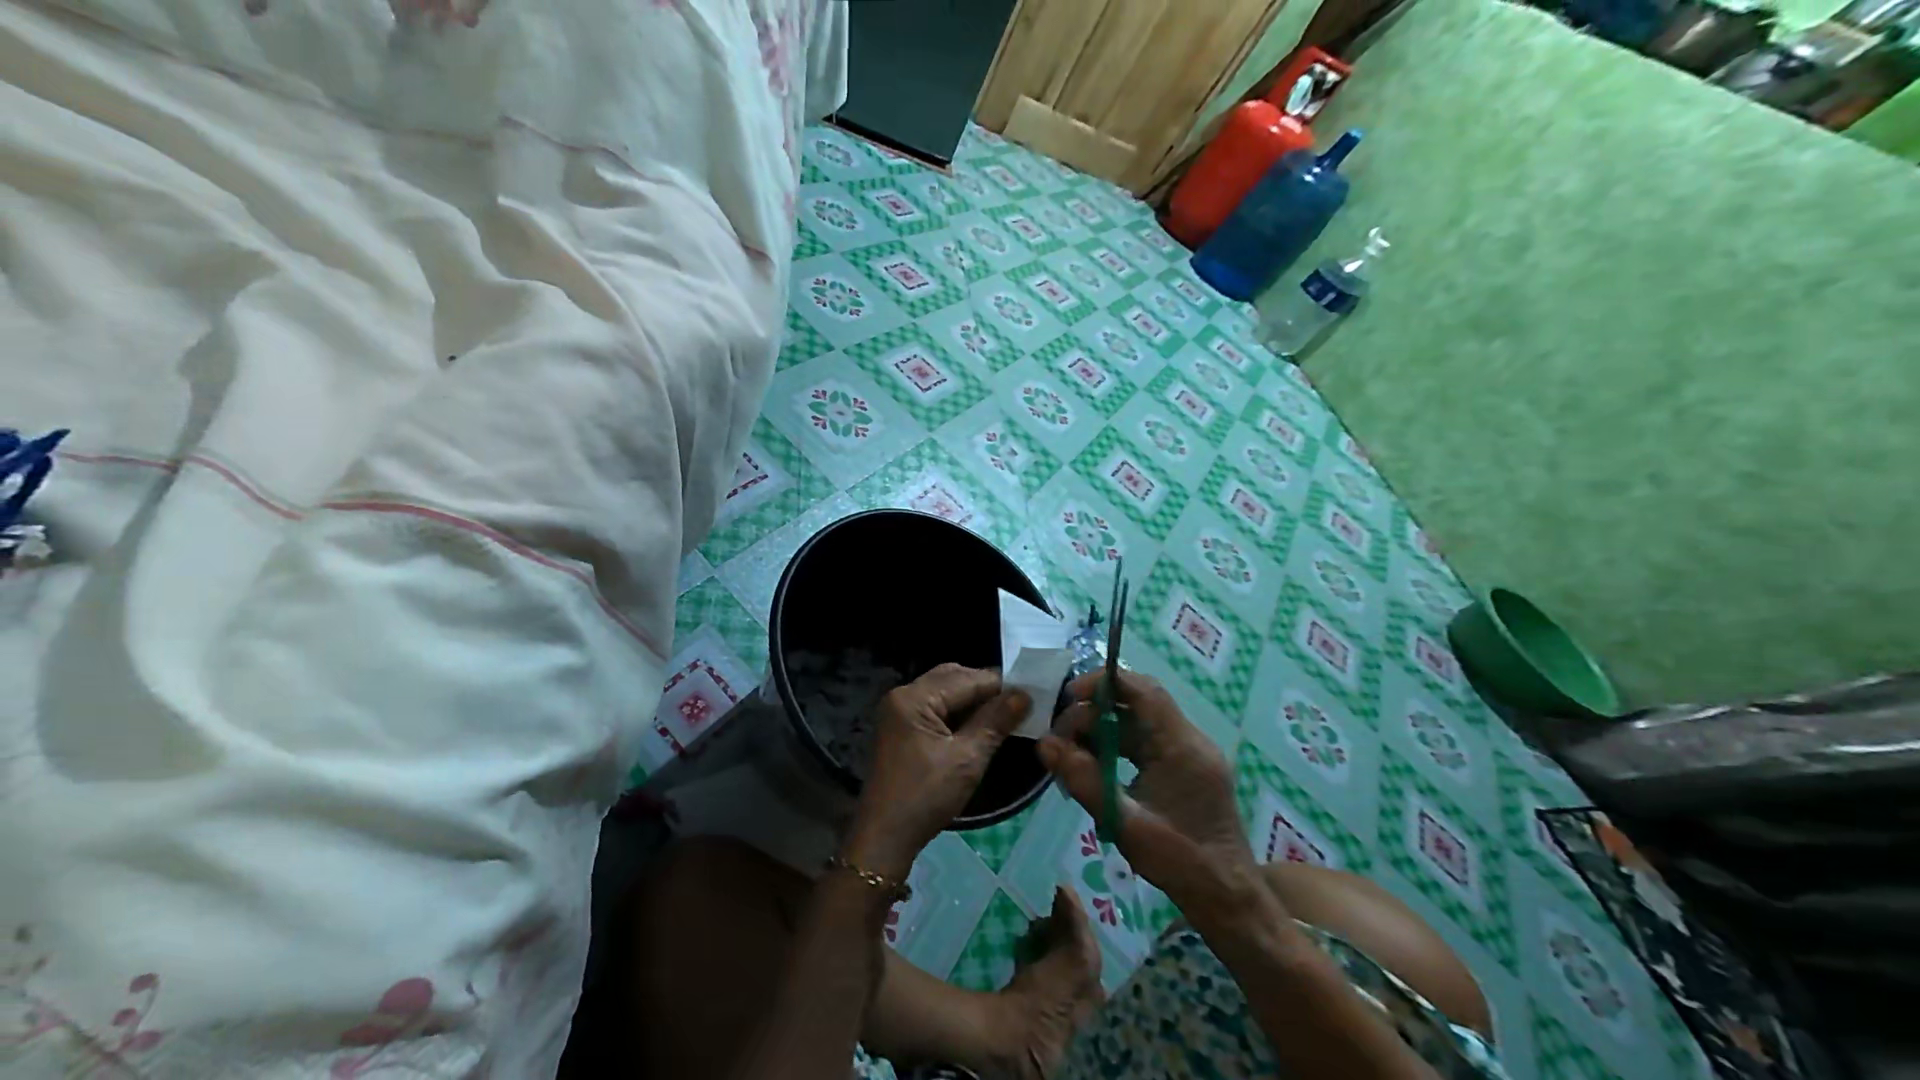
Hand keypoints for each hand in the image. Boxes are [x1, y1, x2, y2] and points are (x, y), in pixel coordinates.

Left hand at [842, 664, 1029, 880]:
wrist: (885, 836)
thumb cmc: (926, 796)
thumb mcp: (967, 759)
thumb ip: (995, 721)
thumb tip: (1024, 695)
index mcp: (913, 698)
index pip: (965, 678)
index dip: (1000, 684)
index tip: (1031, 692)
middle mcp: (902, 695)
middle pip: (952, 677)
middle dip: (985, 688)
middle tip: (1018, 703)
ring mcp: (899, 711)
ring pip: (943, 691)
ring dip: (972, 699)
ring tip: (1004, 713)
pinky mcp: (901, 727)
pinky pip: (934, 707)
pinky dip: (957, 711)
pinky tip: (979, 724)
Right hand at [1037, 670, 1262, 919]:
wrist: (1227, 896)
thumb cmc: (1179, 860)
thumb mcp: (1124, 821)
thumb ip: (1084, 780)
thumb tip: (1046, 744)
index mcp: (1181, 745)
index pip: (1144, 690)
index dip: (1105, 683)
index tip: (1070, 695)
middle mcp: (1188, 741)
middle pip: (1138, 705)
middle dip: (1096, 711)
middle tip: (1061, 735)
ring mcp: (1188, 755)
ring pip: (1139, 724)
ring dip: (1103, 730)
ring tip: (1069, 749)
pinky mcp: (1184, 770)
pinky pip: (1145, 743)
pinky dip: (1116, 747)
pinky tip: (1093, 765)